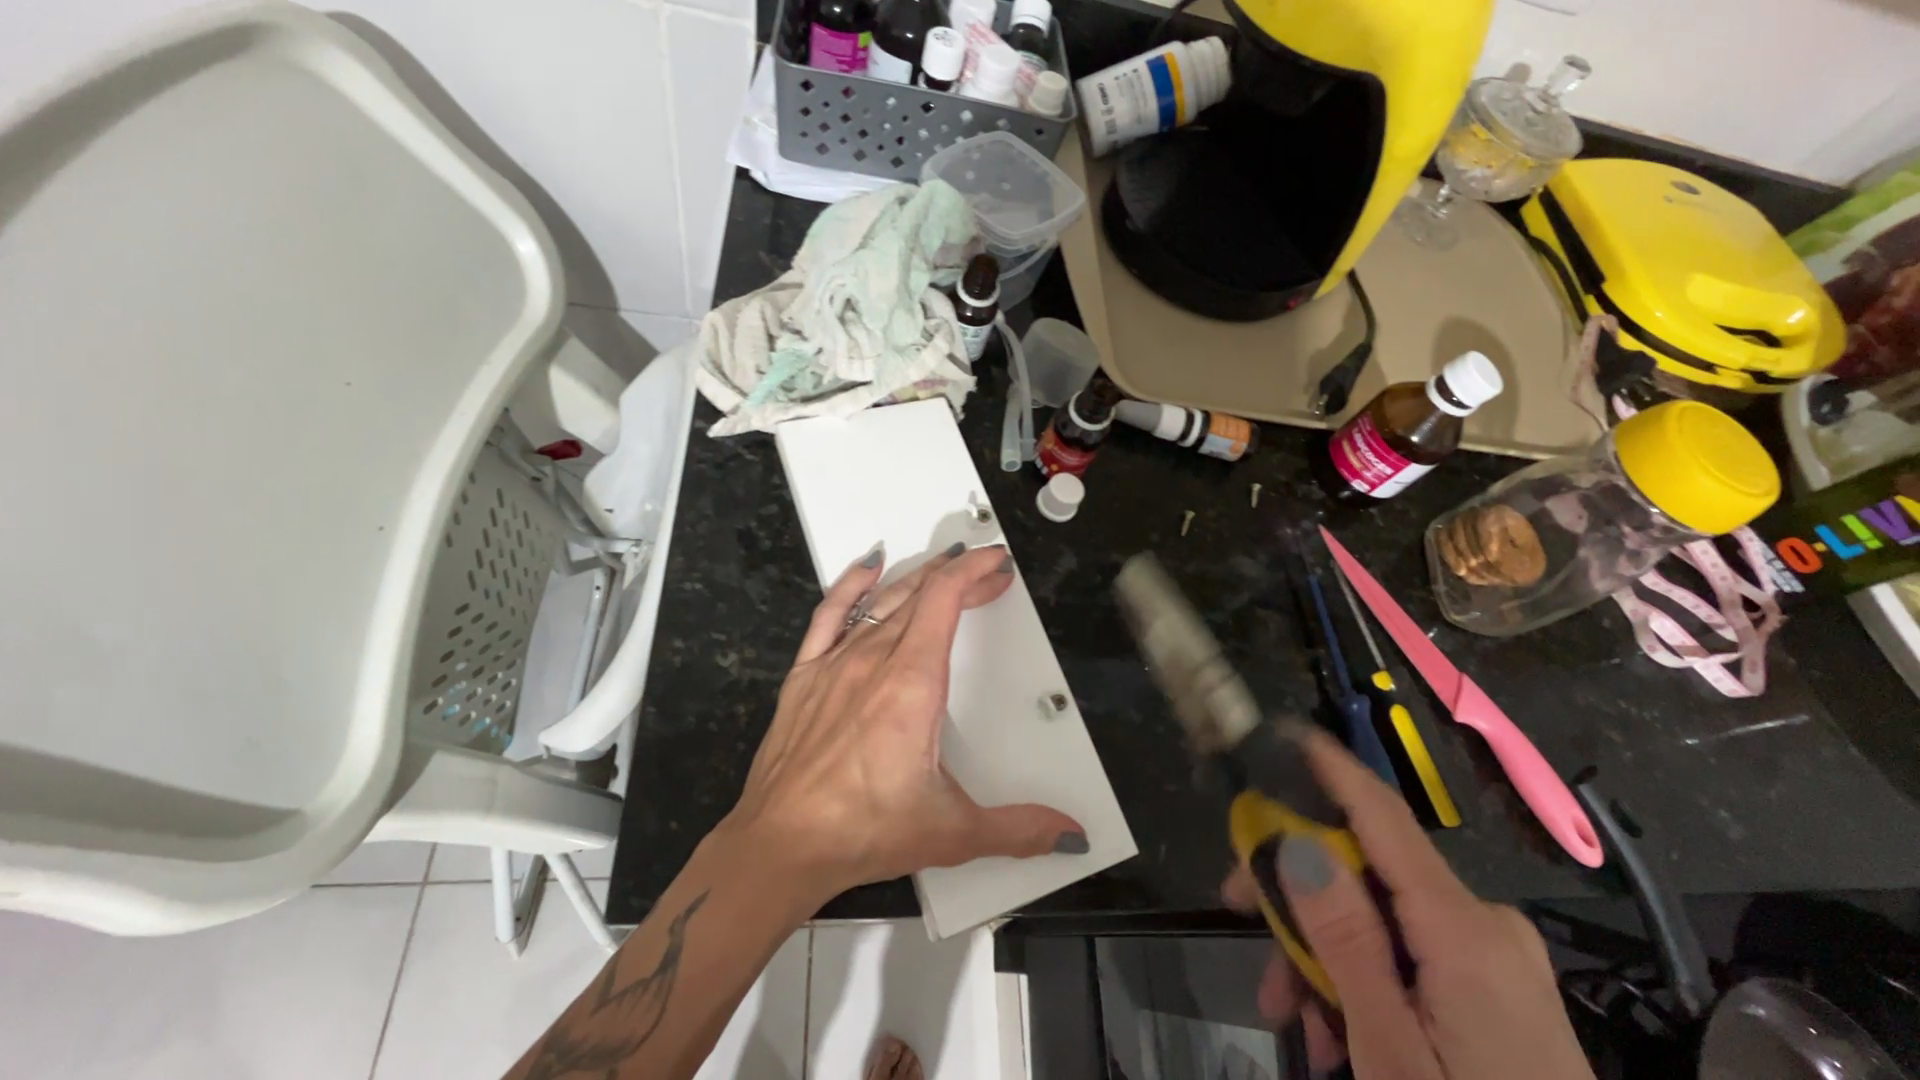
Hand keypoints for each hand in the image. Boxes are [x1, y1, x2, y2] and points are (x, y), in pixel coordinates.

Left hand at [725, 542, 1085, 908]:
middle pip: (920, 595)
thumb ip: (1018, 829)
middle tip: (988, 574)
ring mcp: (834, 665)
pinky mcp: (804, 677)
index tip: (998, 562)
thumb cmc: (865, 831)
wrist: (781, 844)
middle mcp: (873, 661)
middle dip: (959, 576)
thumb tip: (1071, 836)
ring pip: (881, 602)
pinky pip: (829, 615)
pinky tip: (867, 568)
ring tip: (943, 567)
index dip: (975, 571)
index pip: (946, 599)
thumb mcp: (953, 832)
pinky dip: (851, 586)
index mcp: (913, 683)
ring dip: (916, 579)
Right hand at [1223, 728, 1593, 1079]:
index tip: (1285, 735)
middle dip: (1300, 898)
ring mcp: (1496, 958)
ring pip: (1385, 923)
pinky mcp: (1498, 988)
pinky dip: (1367, 981)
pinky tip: (1340, 1034)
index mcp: (1463, 931)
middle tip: (1238, 922)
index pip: (1383, 820)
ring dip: (1327, 957)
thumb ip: (1344, 942)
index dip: (1331, 771)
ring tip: (1295, 1024)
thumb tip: (1298, 846)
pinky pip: (1414, 958)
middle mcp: (1485, 925)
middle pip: (1371, 876)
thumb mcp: (1390, 1049)